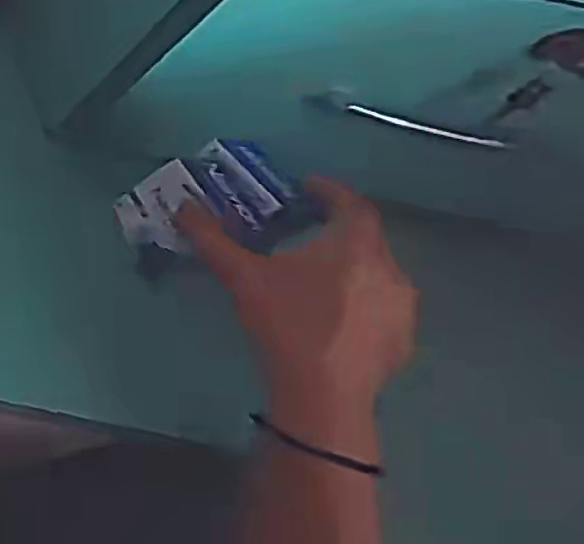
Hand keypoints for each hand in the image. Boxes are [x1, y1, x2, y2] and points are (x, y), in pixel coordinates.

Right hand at [176, 178, 415, 459]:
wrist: (323, 397)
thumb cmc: (286, 322)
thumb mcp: (239, 274)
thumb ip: (209, 236)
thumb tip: (183, 206)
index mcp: (355, 249)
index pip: (354, 205)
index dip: (330, 190)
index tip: (303, 186)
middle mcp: (389, 273)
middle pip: (365, 237)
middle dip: (333, 226)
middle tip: (298, 225)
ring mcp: (400, 310)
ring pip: (375, 270)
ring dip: (346, 260)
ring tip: (309, 266)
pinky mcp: (400, 341)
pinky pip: (379, 300)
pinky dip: (355, 291)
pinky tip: (326, 307)